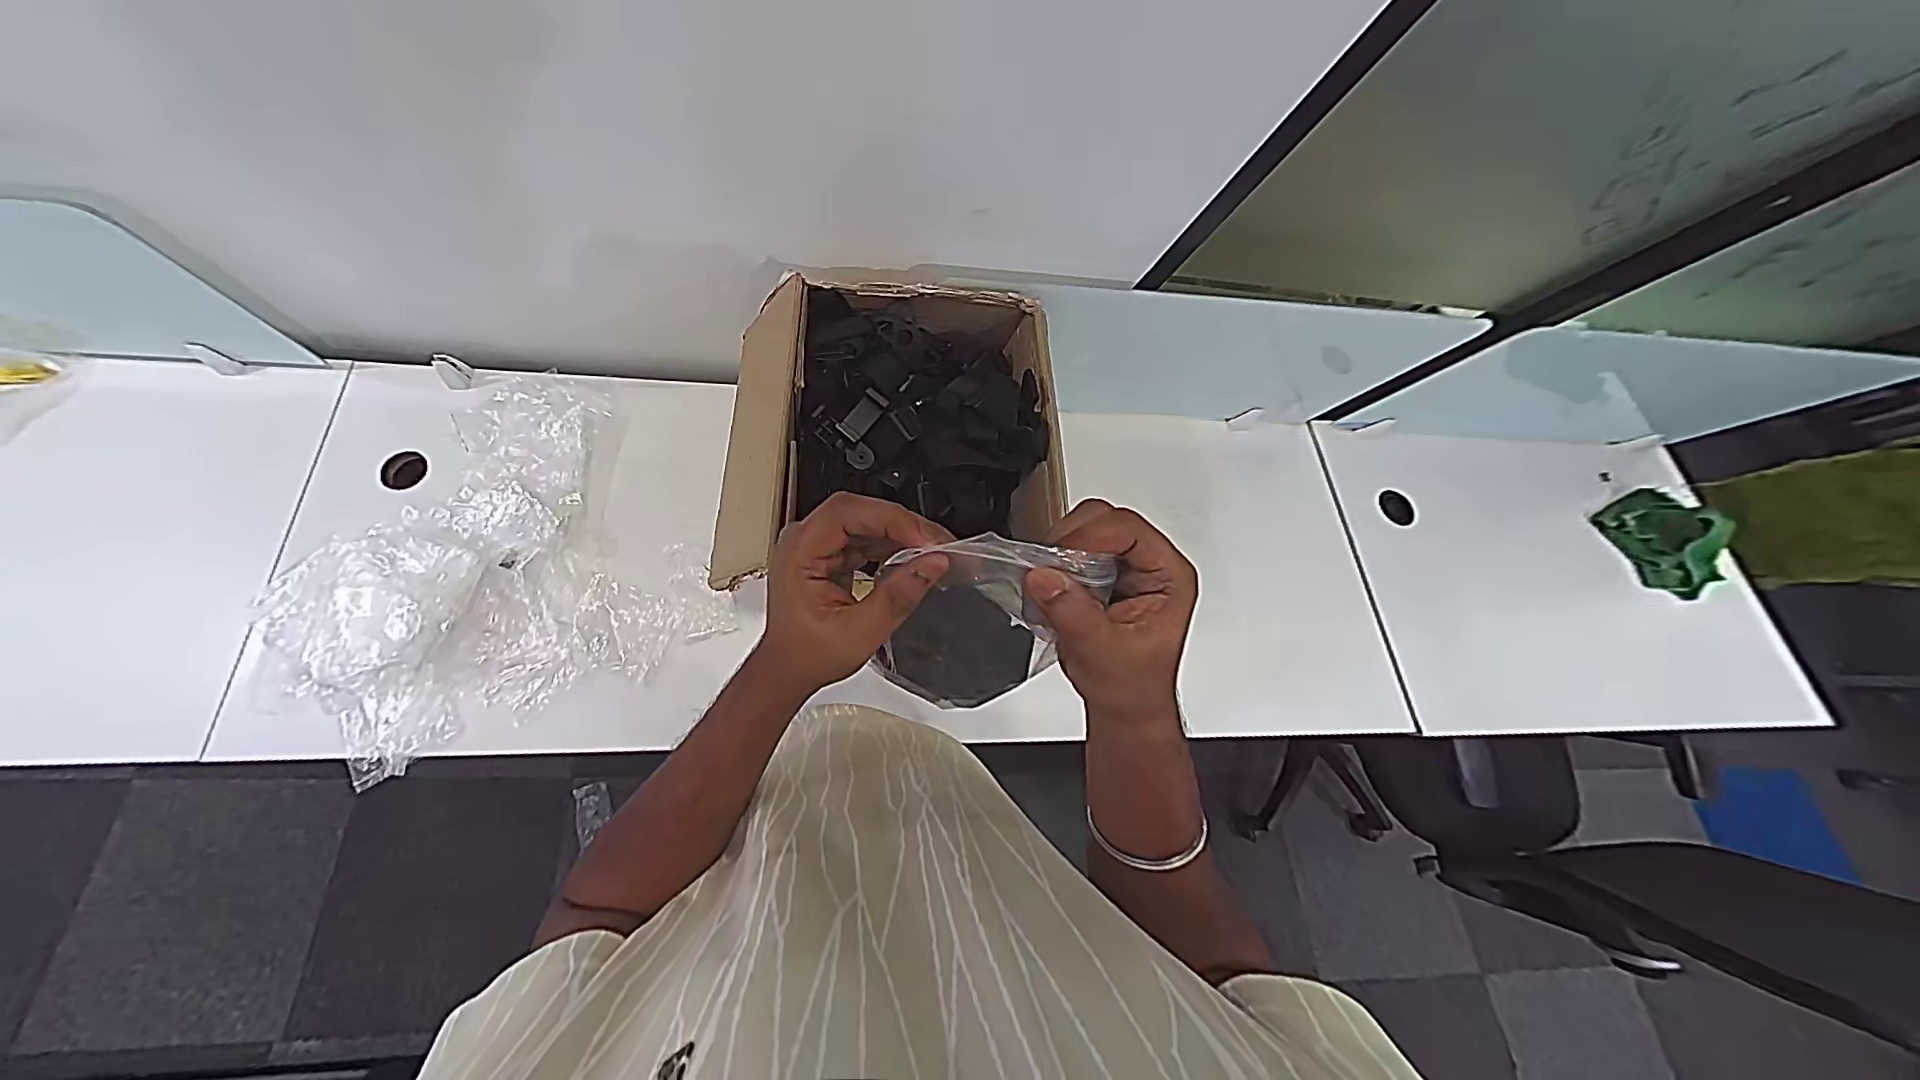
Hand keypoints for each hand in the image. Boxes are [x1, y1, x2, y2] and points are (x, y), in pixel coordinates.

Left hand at [752, 492, 952, 698]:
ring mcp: (815, 544)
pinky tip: (912, 556)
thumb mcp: (860, 633)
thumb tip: (931, 564)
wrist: (788, 670)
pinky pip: (865, 535)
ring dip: (901, 533)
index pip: (848, 513)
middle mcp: (803, 540)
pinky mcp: (829, 552)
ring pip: (866, 520)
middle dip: (903, 524)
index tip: (926, 540)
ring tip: (932, 551)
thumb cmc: (807, 656)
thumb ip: (897, 597)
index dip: (892, 520)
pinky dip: (892, 543)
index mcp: (799, 552)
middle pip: (860, 511)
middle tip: (939, 544)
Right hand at [1026, 499, 1195, 723]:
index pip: (1128, 530)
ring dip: (1059, 553)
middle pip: (1104, 519)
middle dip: (1070, 541)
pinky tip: (1050, 591)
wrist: (1123, 705)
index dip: (1089, 538)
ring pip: (1083, 529)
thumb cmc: (1131, 686)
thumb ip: (1074, 614)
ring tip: (1051, 587)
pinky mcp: (1099, 573)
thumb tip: (1044, 578)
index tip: (1059, 560)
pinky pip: (1069, 549)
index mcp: (1168, 576)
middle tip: (1050, 571)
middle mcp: (1149, 564)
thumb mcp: (1103, 654)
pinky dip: (1052, 564)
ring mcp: (1123, 566)